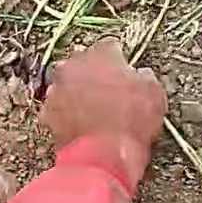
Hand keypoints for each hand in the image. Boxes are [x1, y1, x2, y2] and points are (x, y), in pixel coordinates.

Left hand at [40, 38, 166, 187]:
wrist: (105, 156)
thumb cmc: (132, 122)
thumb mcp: (154, 94)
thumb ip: (144, 76)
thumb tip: (140, 75)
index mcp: (101, 54)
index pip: (110, 47)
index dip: (119, 61)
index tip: (124, 72)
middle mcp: (74, 65)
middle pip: (84, 63)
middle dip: (94, 74)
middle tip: (108, 92)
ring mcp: (57, 88)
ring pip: (68, 84)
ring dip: (78, 92)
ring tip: (93, 111)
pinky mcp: (47, 112)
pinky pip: (58, 107)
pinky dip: (66, 113)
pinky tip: (81, 124)